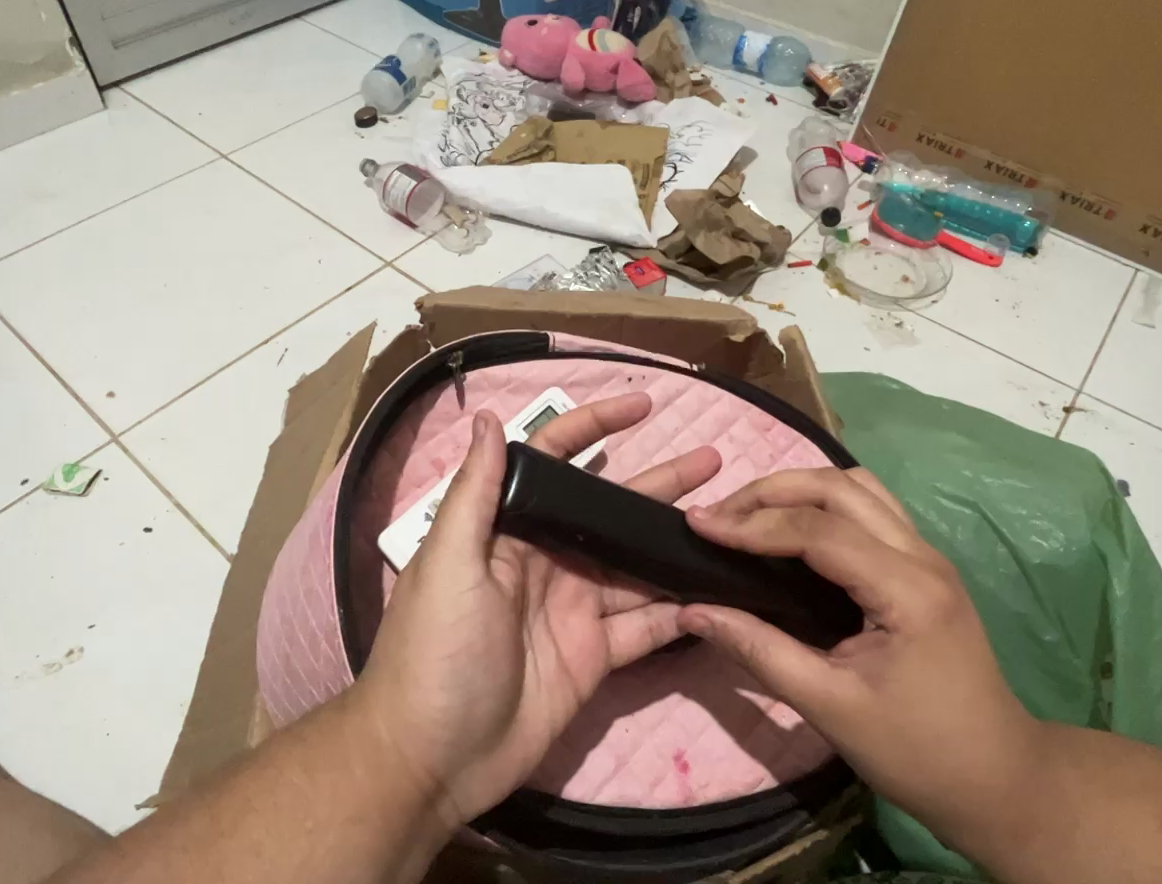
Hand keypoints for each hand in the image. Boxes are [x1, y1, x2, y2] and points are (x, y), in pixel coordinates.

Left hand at [355, 392, 722, 829]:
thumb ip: (476, 493)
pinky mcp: (595, 656)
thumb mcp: (450, 563)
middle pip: (610, 511)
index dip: (593, 427)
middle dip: (658, 482)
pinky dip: (677, 610)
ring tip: (727, 522)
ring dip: (674, 541)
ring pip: (635, 563)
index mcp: (510, 530)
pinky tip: (715, 593)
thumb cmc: (436, 650)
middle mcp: (546, 560)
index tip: (641, 405)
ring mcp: (574, 608)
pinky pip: (644, 626)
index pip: (555, 462)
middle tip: (712, 458)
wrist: (433, 757)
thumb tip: (490, 417)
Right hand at [677, 467, 1041, 838]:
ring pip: (857, 486)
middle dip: (770, 492)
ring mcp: (928, 555)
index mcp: (906, 591)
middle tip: (718, 515)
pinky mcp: (923, 563)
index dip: (752, 524)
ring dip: (799, 489)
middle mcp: (922, 556)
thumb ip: (758, 651)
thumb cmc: (917, 751)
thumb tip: (693, 612)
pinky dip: (823, 502)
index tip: (697, 526)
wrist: (1000, 779)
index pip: (818, 530)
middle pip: (838, 487)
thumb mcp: (828, 707)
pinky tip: (793, 526)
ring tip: (749, 514)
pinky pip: (870, 507)